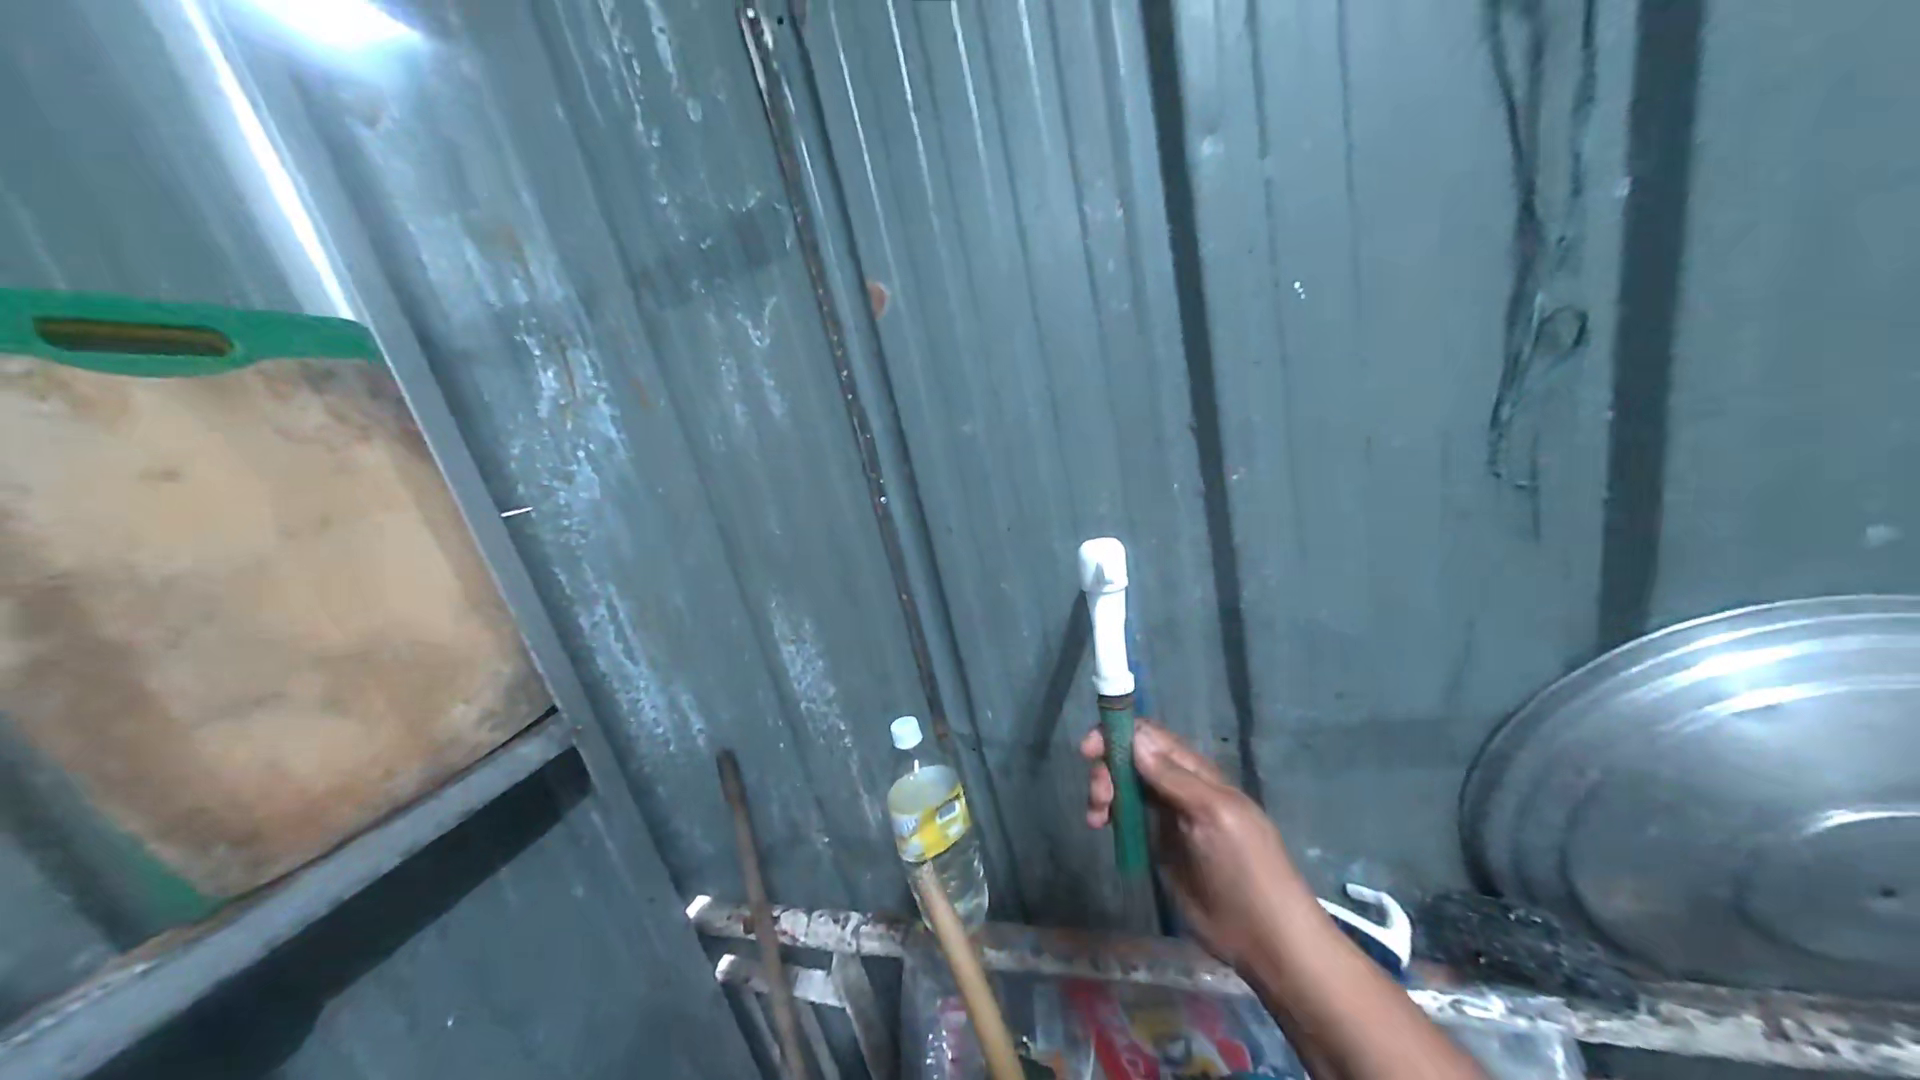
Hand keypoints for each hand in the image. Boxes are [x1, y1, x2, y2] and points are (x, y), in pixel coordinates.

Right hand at [1080, 720, 1317, 967]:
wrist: (1264, 937)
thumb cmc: (1245, 869)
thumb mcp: (1213, 815)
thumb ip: (1174, 777)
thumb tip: (1135, 737)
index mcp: (1196, 772)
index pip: (1150, 736)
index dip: (1118, 732)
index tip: (1089, 749)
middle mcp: (1178, 787)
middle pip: (1130, 759)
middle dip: (1106, 767)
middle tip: (1099, 796)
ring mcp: (1167, 816)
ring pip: (1124, 785)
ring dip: (1103, 791)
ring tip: (1097, 818)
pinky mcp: (1157, 844)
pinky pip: (1125, 816)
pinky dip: (1107, 814)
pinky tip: (1098, 827)